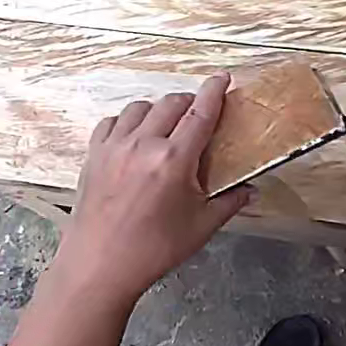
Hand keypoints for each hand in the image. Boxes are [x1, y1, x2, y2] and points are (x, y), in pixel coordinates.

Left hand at [50, 75, 253, 310]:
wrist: (97, 268)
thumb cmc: (155, 249)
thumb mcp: (202, 226)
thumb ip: (230, 201)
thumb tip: (251, 190)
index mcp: (174, 160)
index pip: (200, 112)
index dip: (214, 91)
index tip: (223, 77)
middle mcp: (143, 146)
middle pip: (171, 103)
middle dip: (190, 101)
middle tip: (201, 114)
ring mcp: (114, 149)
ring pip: (141, 107)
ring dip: (160, 109)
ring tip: (169, 125)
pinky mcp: (93, 157)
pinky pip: (112, 122)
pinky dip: (129, 121)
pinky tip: (137, 136)